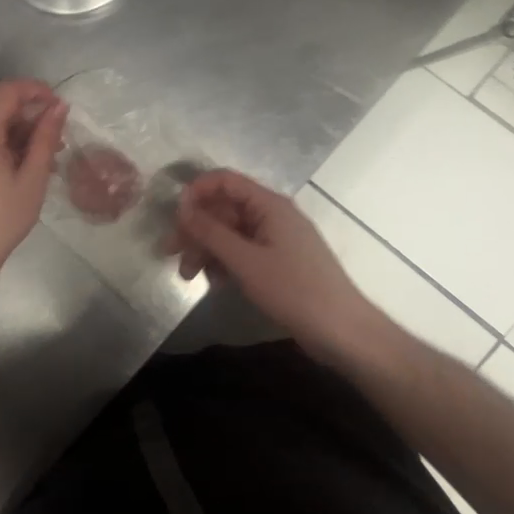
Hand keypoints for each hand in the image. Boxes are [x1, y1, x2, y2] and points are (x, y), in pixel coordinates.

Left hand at [0, 80, 68, 279]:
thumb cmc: (2, 218)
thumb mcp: (33, 178)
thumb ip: (45, 138)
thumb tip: (60, 106)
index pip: (8, 91)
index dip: (36, 90)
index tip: (59, 106)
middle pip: (3, 108)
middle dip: (34, 118)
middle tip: (59, 143)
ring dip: (24, 134)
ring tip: (48, 159)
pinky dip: (10, 144)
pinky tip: (28, 165)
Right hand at [169, 170, 389, 363]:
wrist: (343, 333)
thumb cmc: (295, 290)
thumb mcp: (245, 261)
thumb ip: (210, 231)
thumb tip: (181, 207)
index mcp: (269, 205)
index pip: (224, 181)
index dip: (196, 192)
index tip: (175, 217)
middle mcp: (272, 215)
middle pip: (223, 208)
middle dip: (195, 228)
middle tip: (170, 253)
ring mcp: (275, 239)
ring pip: (229, 232)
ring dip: (205, 248)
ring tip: (187, 275)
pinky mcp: (277, 262)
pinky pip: (241, 250)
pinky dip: (223, 261)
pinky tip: (213, 282)